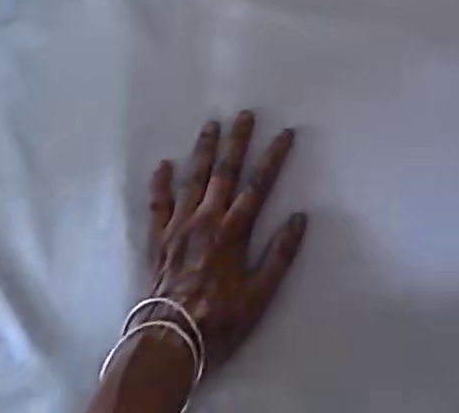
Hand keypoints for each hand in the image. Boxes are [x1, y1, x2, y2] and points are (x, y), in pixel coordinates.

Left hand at [146, 111, 308, 376]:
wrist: (166, 345)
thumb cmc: (219, 320)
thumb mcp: (260, 294)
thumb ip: (280, 255)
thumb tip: (300, 217)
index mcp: (234, 230)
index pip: (259, 183)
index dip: (274, 156)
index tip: (286, 132)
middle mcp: (207, 220)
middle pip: (225, 171)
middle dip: (238, 140)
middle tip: (245, 114)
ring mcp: (179, 227)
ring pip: (193, 179)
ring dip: (204, 150)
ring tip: (211, 125)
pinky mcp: (158, 240)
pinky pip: (158, 205)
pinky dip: (161, 184)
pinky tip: (164, 164)